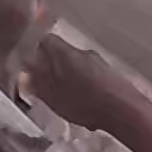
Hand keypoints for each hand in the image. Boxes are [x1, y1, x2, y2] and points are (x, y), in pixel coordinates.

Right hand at [26, 35, 151, 138]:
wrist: (124, 110)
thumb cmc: (83, 102)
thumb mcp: (52, 97)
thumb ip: (37, 84)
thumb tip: (27, 72)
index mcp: (65, 53)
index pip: (46, 40)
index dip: (36, 51)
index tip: (31, 66)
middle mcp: (84, 52)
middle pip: (63, 54)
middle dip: (53, 69)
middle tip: (47, 88)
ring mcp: (101, 63)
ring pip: (78, 67)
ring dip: (70, 80)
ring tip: (67, 102)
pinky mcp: (113, 75)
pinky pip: (92, 78)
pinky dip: (85, 89)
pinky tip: (86, 108)